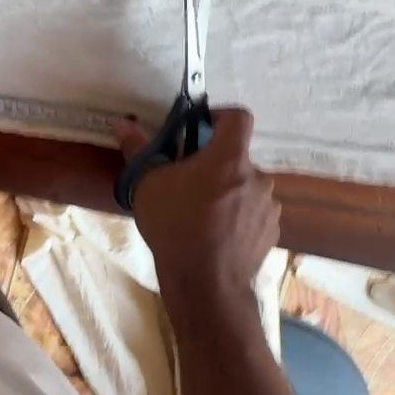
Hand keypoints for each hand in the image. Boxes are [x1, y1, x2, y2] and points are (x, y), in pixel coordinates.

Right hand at [116, 107, 279, 325]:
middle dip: (210, 162)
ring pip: (242, 185)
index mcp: (228, 159)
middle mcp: (257, 176)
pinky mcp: (270, 230)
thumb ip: (139, 150)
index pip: (238, 118)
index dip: (218, 115)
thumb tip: (123, 123)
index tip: (196, 128)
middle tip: (181, 179)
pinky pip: (250, 211)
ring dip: (222, 190)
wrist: (205, 279)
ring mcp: (268, 205)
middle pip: (235, 156)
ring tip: (195, 211)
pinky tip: (210, 232)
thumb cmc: (173, 223)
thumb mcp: (147, 184)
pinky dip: (232, 214)